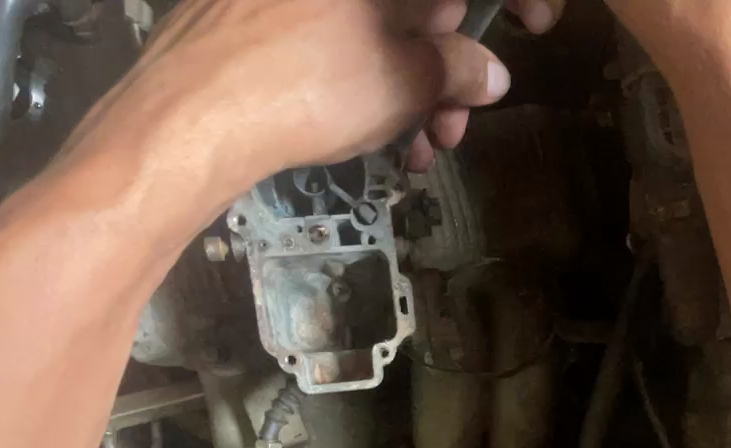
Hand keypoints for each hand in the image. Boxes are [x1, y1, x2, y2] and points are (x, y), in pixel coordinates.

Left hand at [65, 0, 566, 213]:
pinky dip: (369, 79)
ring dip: (411, 88)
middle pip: (417, 4)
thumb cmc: (312, 86)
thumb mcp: (403, 82)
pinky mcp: (268, 12)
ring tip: (414, 150)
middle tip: (453, 129)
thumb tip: (491, 73)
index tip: (535, 24)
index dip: (504, 2)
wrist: (195, 113)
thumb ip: (458, 68)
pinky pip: (340, 35)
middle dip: (449, 65)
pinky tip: (373, 130)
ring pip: (380, 25)